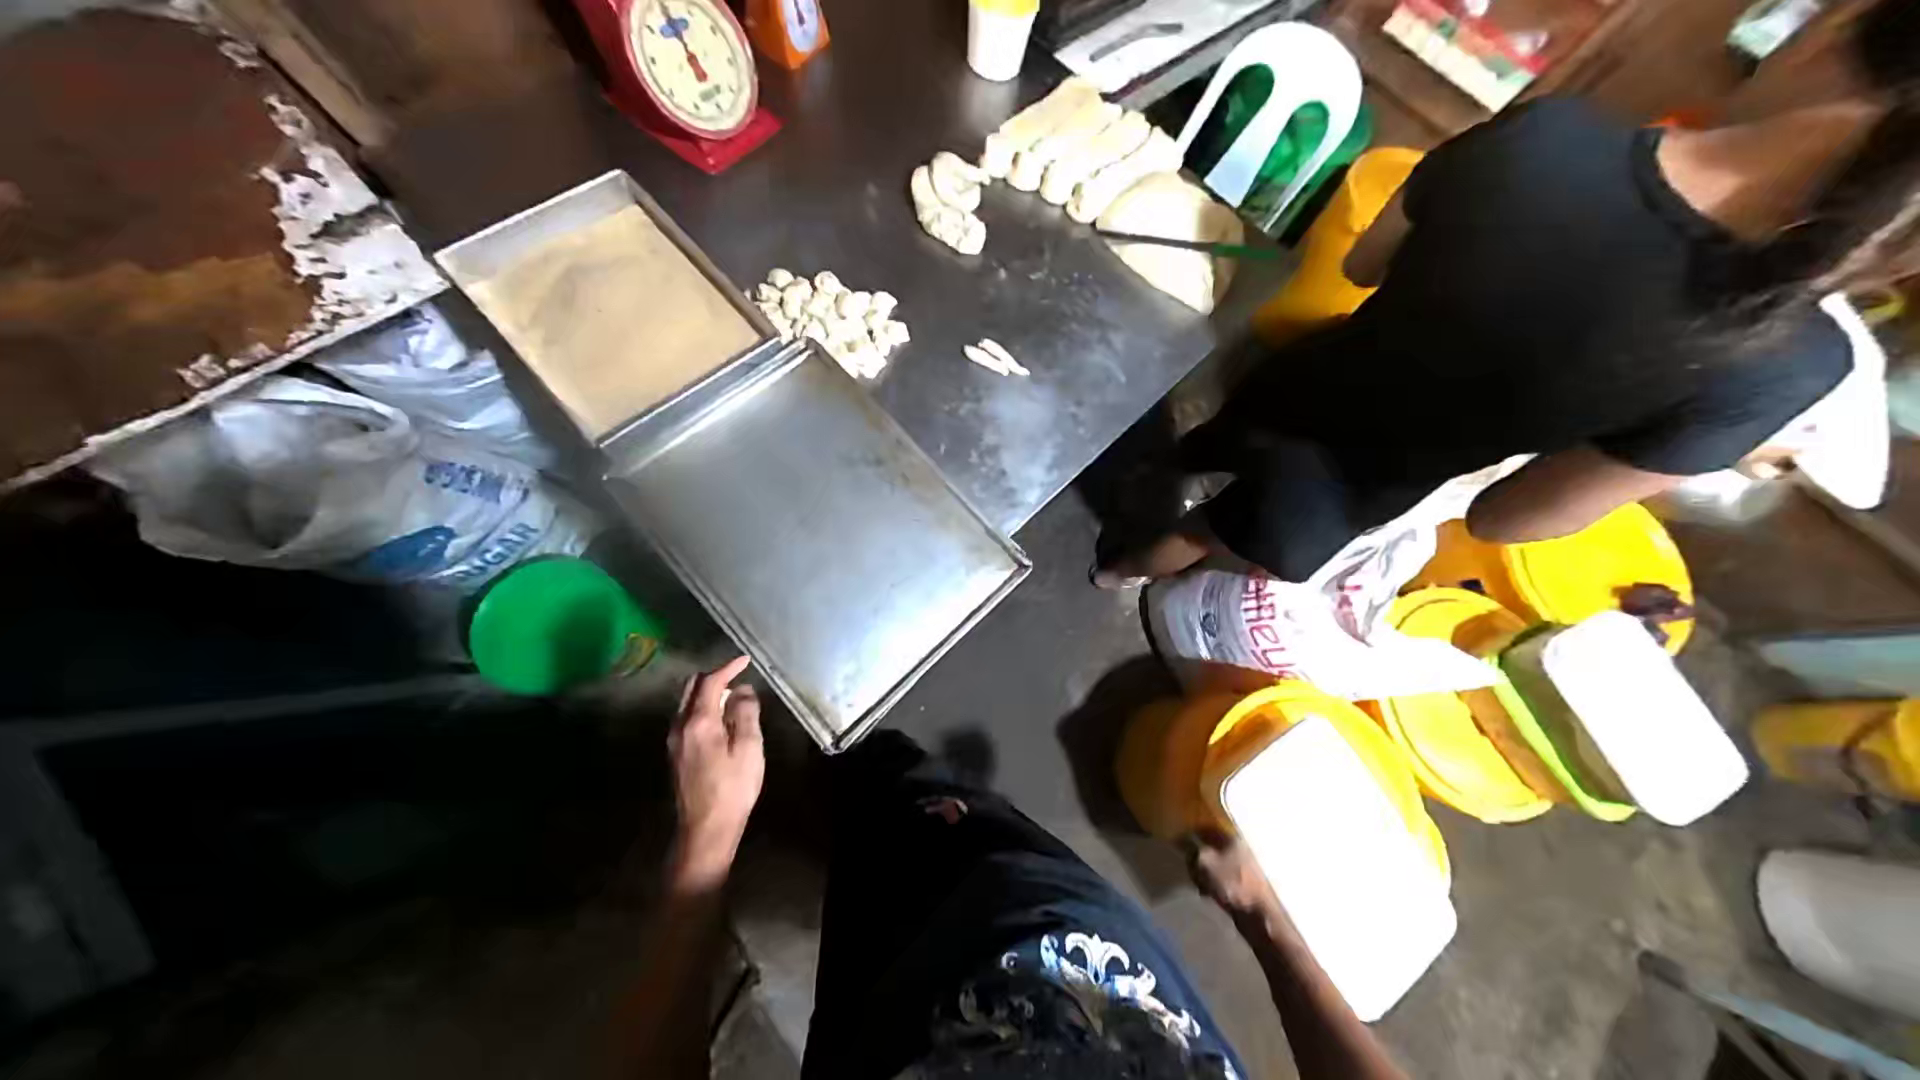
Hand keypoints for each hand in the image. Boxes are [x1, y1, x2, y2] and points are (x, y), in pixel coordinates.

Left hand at [668, 656, 763, 887]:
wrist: (705, 830)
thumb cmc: (733, 788)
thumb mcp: (749, 748)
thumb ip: (745, 713)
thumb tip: (743, 690)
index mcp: (699, 722)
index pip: (710, 682)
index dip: (728, 667)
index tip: (746, 660)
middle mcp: (680, 726)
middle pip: (691, 688)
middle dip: (714, 676)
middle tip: (737, 676)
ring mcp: (674, 741)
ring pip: (686, 703)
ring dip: (707, 693)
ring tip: (732, 696)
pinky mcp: (675, 754)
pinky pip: (686, 718)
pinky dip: (702, 708)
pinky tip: (719, 719)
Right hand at [1186, 828, 1283, 923]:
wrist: (1260, 918)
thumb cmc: (1232, 885)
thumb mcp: (1204, 863)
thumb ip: (1191, 849)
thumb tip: (1183, 840)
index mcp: (1233, 838)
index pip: (1207, 827)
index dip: (1192, 832)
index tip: (1178, 840)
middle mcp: (1242, 849)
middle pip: (1212, 846)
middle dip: (1198, 855)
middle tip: (1187, 865)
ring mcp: (1246, 868)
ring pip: (1217, 864)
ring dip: (1205, 872)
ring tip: (1197, 883)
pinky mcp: (1247, 886)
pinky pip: (1224, 879)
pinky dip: (1214, 884)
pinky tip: (1208, 893)